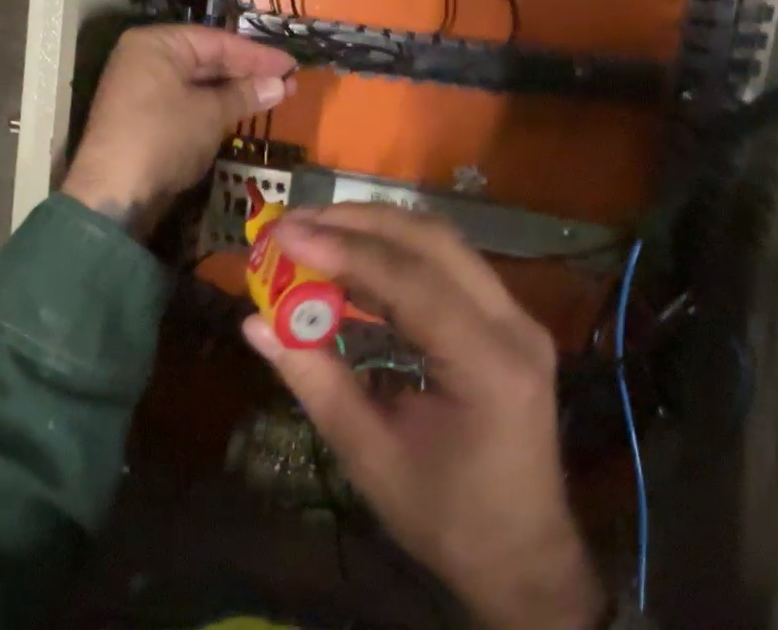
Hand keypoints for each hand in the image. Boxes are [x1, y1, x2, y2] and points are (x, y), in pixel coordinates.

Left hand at [61, 24, 294, 233]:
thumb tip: (280, 84)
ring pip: (197, 82)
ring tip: (273, 96)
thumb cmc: (164, 137)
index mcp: (156, 44)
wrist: (114, 193)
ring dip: (234, 91)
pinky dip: (213, 107)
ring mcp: (142, 88)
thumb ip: (246, 94)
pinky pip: (186, 102)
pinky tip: (241, 112)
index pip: (217, 41)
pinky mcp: (144, 117)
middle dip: (248, 73)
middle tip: (287, 82)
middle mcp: (145, 58)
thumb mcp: (211, 114)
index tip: (292, 65)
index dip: (258, 55)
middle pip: (206, 59)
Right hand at [240, 205, 606, 629]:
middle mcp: (515, 327)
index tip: (284, 233)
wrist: (522, 555)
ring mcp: (518, 320)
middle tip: (293, 222)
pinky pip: (449, 268)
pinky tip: (352, 264)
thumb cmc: (447, 519)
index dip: (345, 250)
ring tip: (314, 233)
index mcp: (490, 366)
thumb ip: (315, 381)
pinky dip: (396, 257)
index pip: (413, 283)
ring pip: (444, 245)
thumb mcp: (370, 457)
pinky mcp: (508, 323)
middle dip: (359, 222)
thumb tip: (254, 323)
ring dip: (377, 231)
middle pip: (435, 242)